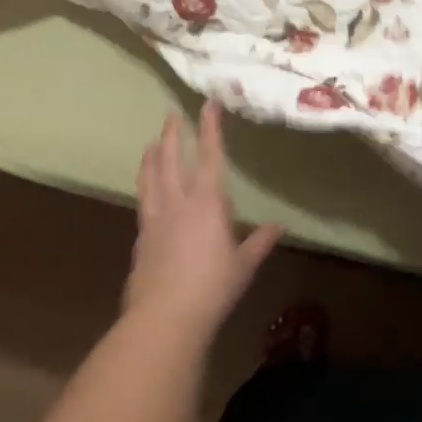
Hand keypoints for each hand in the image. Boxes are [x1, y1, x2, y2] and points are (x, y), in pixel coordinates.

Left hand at [127, 104, 281, 337]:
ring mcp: (155, 219)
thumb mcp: (243, 265)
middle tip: (171, 115)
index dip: (210, 127)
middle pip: (171, 159)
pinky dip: (146, 189)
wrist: (164, 318)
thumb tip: (280, 225)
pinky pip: (143, 203)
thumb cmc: (212, 288)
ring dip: (151, 157)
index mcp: (207, 202)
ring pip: (150, 178)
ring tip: (151, 144)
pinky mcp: (141, 238)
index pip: (209, 155)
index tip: (208, 103)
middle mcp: (178, 202)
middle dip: (172, 134)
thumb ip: (260, 241)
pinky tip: (147, 194)